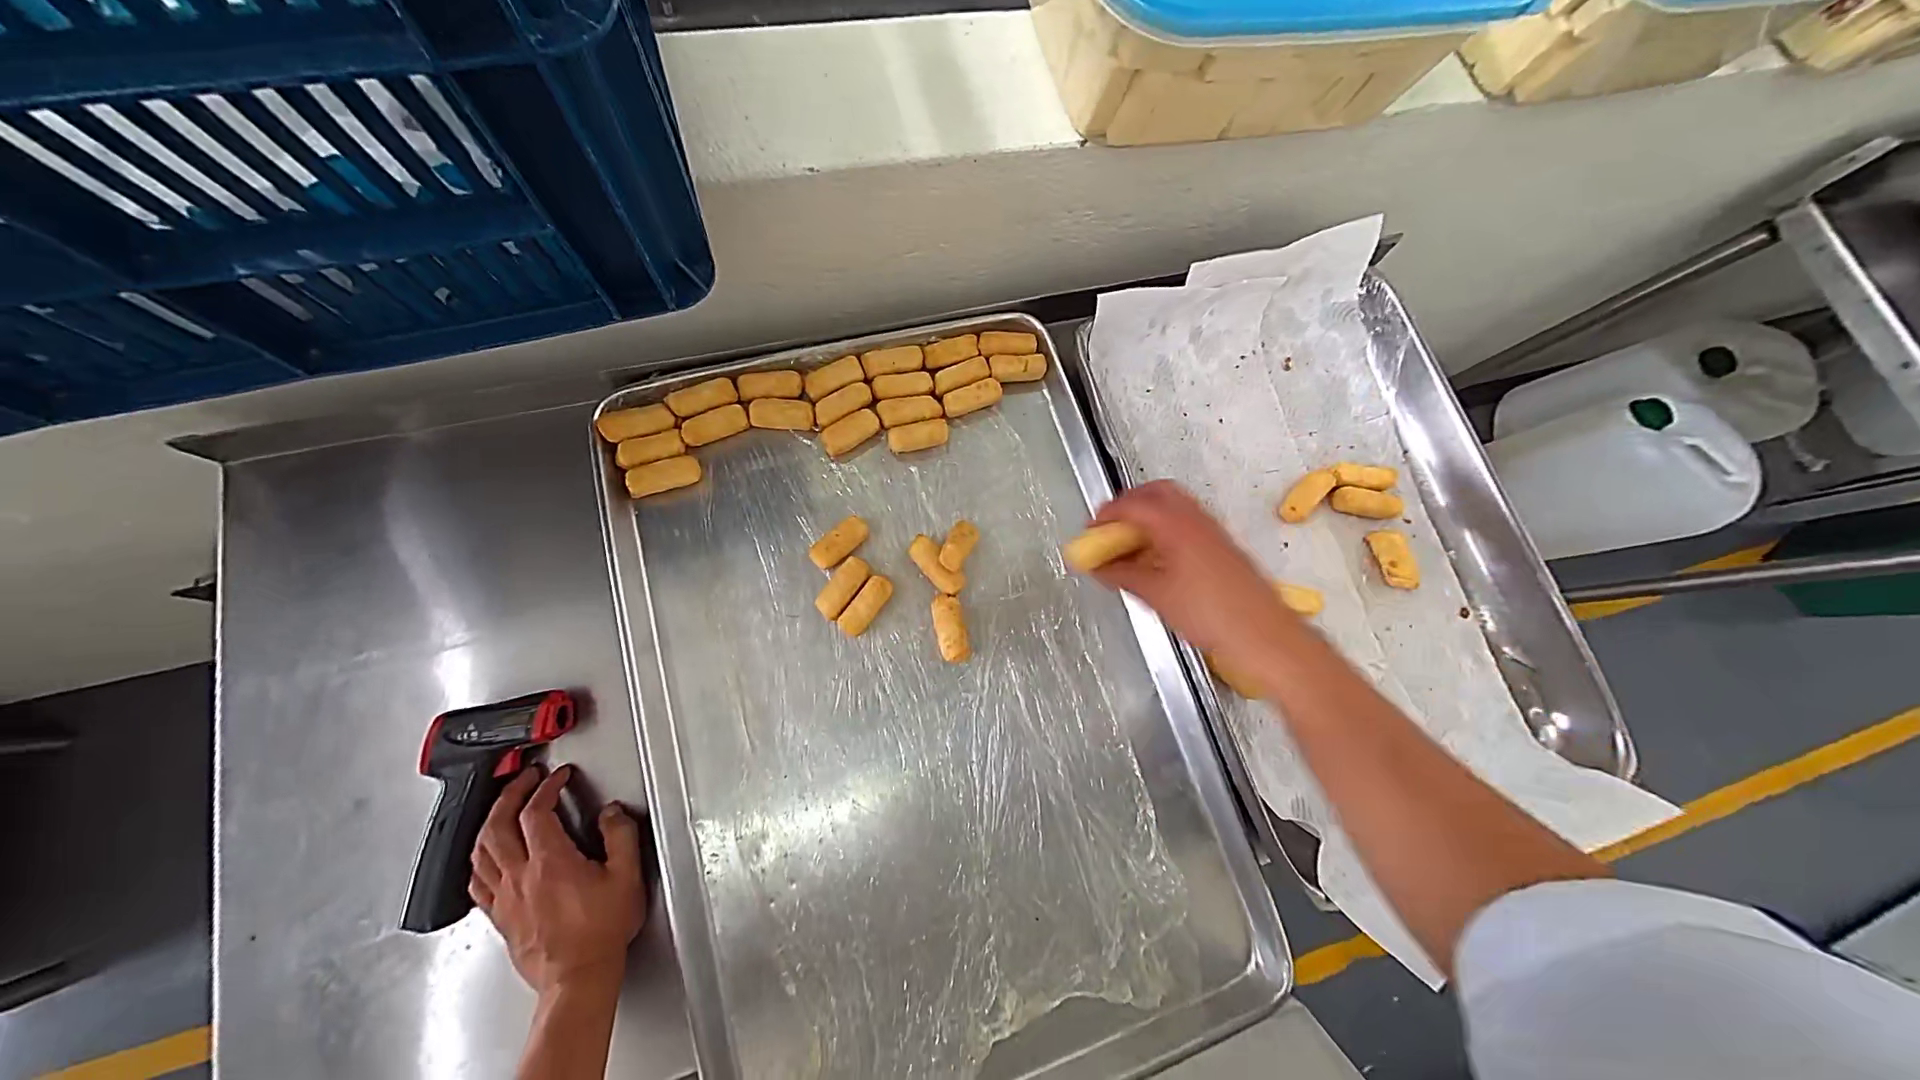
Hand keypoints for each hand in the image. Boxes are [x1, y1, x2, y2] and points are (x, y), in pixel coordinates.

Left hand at [471, 764, 646, 995]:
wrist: (579, 976)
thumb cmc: (601, 932)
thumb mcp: (627, 875)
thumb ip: (621, 836)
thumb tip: (612, 813)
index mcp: (551, 863)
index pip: (537, 811)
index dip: (547, 787)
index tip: (559, 777)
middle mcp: (521, 877)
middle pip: (498, 825)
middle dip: (510, 794)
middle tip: (525, 780)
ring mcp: (506, 898)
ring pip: (480, 851)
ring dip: (490, 821)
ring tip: (504, 808)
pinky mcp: (501, 916)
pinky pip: (477, 882)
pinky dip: (479, 858)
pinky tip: (488, 855)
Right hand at [1089, 481, 1299, 675]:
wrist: (1262, 634)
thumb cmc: (1217, 614)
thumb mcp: (1154, 594)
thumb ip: (1121, 573)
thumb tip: (1100, 566)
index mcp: (1176, 525)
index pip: (1131, 504)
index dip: (1105, 516)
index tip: (1092, 531)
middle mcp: (1196, 520)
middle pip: (1154, 493)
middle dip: (1126, 507)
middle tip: (1108, 529)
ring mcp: (1211, 531)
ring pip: (1171, 506)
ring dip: (1145, 519)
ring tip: (1127, 547)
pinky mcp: (1219, 546)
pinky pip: (1185, 524)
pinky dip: (1163, 532)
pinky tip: (1153, 560)